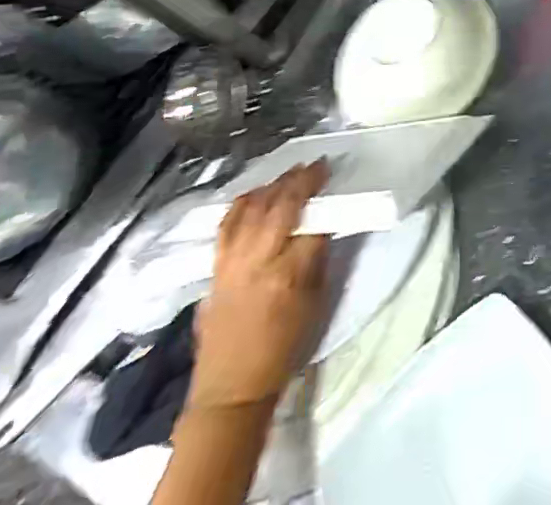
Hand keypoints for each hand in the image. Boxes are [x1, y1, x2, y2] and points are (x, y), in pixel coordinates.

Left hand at [189, 160, 330, 410]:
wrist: (233, 384)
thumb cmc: (286, 345)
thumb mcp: (317, 300)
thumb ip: (318, 259)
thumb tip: (322, 226)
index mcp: (290, 274)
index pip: (313, 223)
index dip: (326, 197)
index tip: (336, 178)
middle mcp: (258, 262)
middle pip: (280, 208)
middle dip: (300, 181)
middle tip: (317, 165)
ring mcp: (231, 263)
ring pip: (250, 211)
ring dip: (272, 187)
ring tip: (289, 173)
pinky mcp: (214, 269)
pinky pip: (227, 226)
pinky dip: (242, 205)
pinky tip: (255, 194)